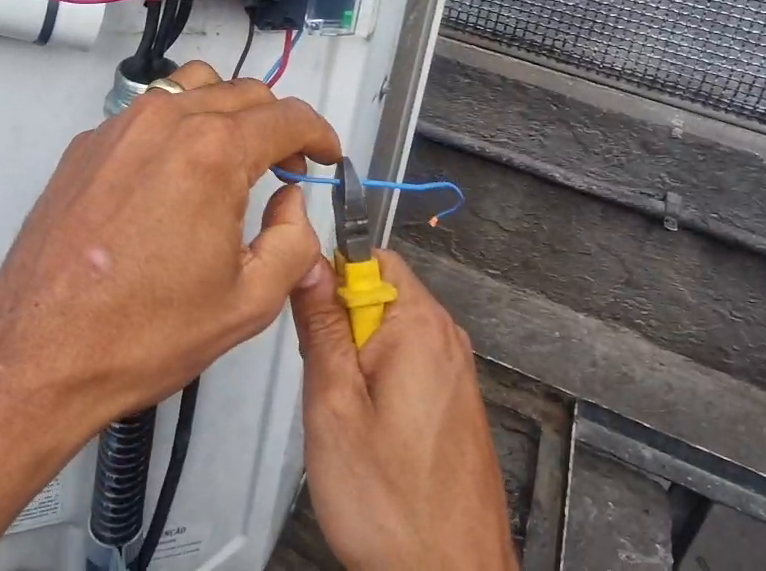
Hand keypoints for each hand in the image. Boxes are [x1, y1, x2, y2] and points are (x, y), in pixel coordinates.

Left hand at [0, 60, 340, 426]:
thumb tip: (290, 202)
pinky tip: (174, 177)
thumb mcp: (249, 301)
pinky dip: (177, 127)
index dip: (318, 134)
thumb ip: (293, 240)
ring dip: (226, 111)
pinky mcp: (86, 146)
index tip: (325, 154)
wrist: (40, 354)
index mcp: (214, 152)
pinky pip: (147, 113)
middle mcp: (166, 122)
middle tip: (285, 165)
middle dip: (276, 123)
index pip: (288, 117)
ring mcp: (118, 128)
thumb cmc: (146, 333)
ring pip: (192, 88)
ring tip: (233, 159)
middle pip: (243, 92)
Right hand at [293, 250, 516, 570]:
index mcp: (420, 327)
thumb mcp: (334, 406)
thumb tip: (311, 265)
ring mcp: (455, 372)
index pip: (372, 258)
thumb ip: (321, 328)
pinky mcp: (455, 402)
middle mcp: (447, 340)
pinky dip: (381, 384)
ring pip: (390, 333)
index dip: (331, 279)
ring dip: (359, 359)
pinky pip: (409, 366)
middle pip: (381, 294)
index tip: (310, 316)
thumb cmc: (395, 508)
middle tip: (327, 381)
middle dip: (342, 326)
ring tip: (347, 414)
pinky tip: (370, 433)